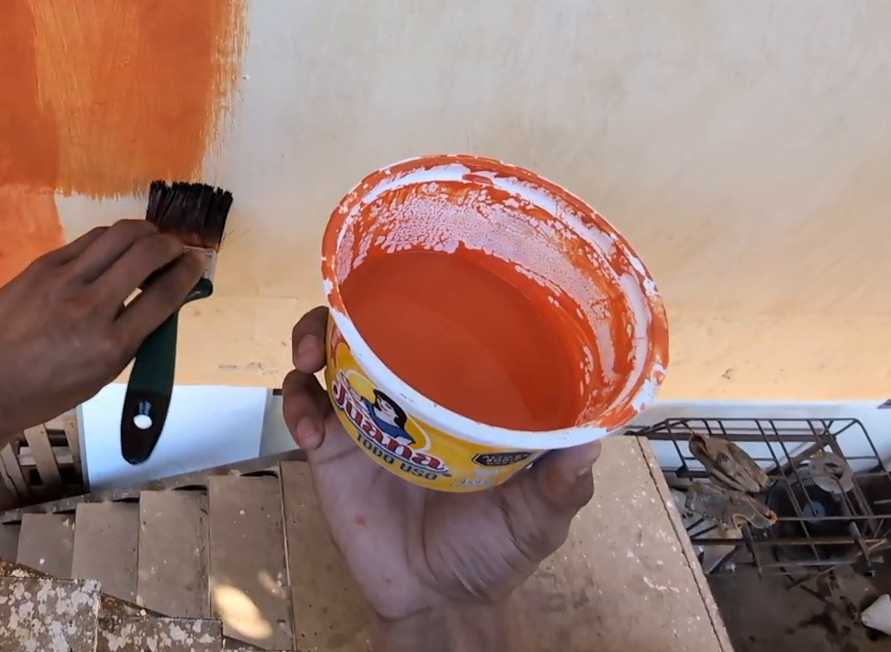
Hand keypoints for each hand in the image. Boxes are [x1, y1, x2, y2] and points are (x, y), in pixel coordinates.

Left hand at [0, 220, 205, 446]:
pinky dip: (111, 240)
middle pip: (147, 252)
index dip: (189, 271)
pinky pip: (89, 240)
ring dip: (145, 233)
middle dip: (172, 244)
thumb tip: (163, 295)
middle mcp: (91, 306)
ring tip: (150, 241)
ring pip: (119, 234)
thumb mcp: (102, 374)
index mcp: (112, 345)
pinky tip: (115, 247)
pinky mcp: (43, 265)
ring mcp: (64, 280)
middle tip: (176, 248)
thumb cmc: (47, 391)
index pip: (165, 294)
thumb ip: (135, 333)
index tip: (199, 261)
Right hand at [281, 307, 598, 634]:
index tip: (403, 290)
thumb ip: (560, 484)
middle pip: (358, 331)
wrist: (434, 601)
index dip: (407, 302)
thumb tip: (593, 437)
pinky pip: (301, 411)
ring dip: (306, 345)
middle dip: (338, 316)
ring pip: (321, 358)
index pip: (422, 331)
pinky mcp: (328, 449)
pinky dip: (296, 410)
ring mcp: (359, 418)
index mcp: (444, 395)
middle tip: (334, 325)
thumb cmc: (489, 551)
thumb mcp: (534, 517)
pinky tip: (313, 433)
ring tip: (308, 362)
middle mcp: (398, 394)